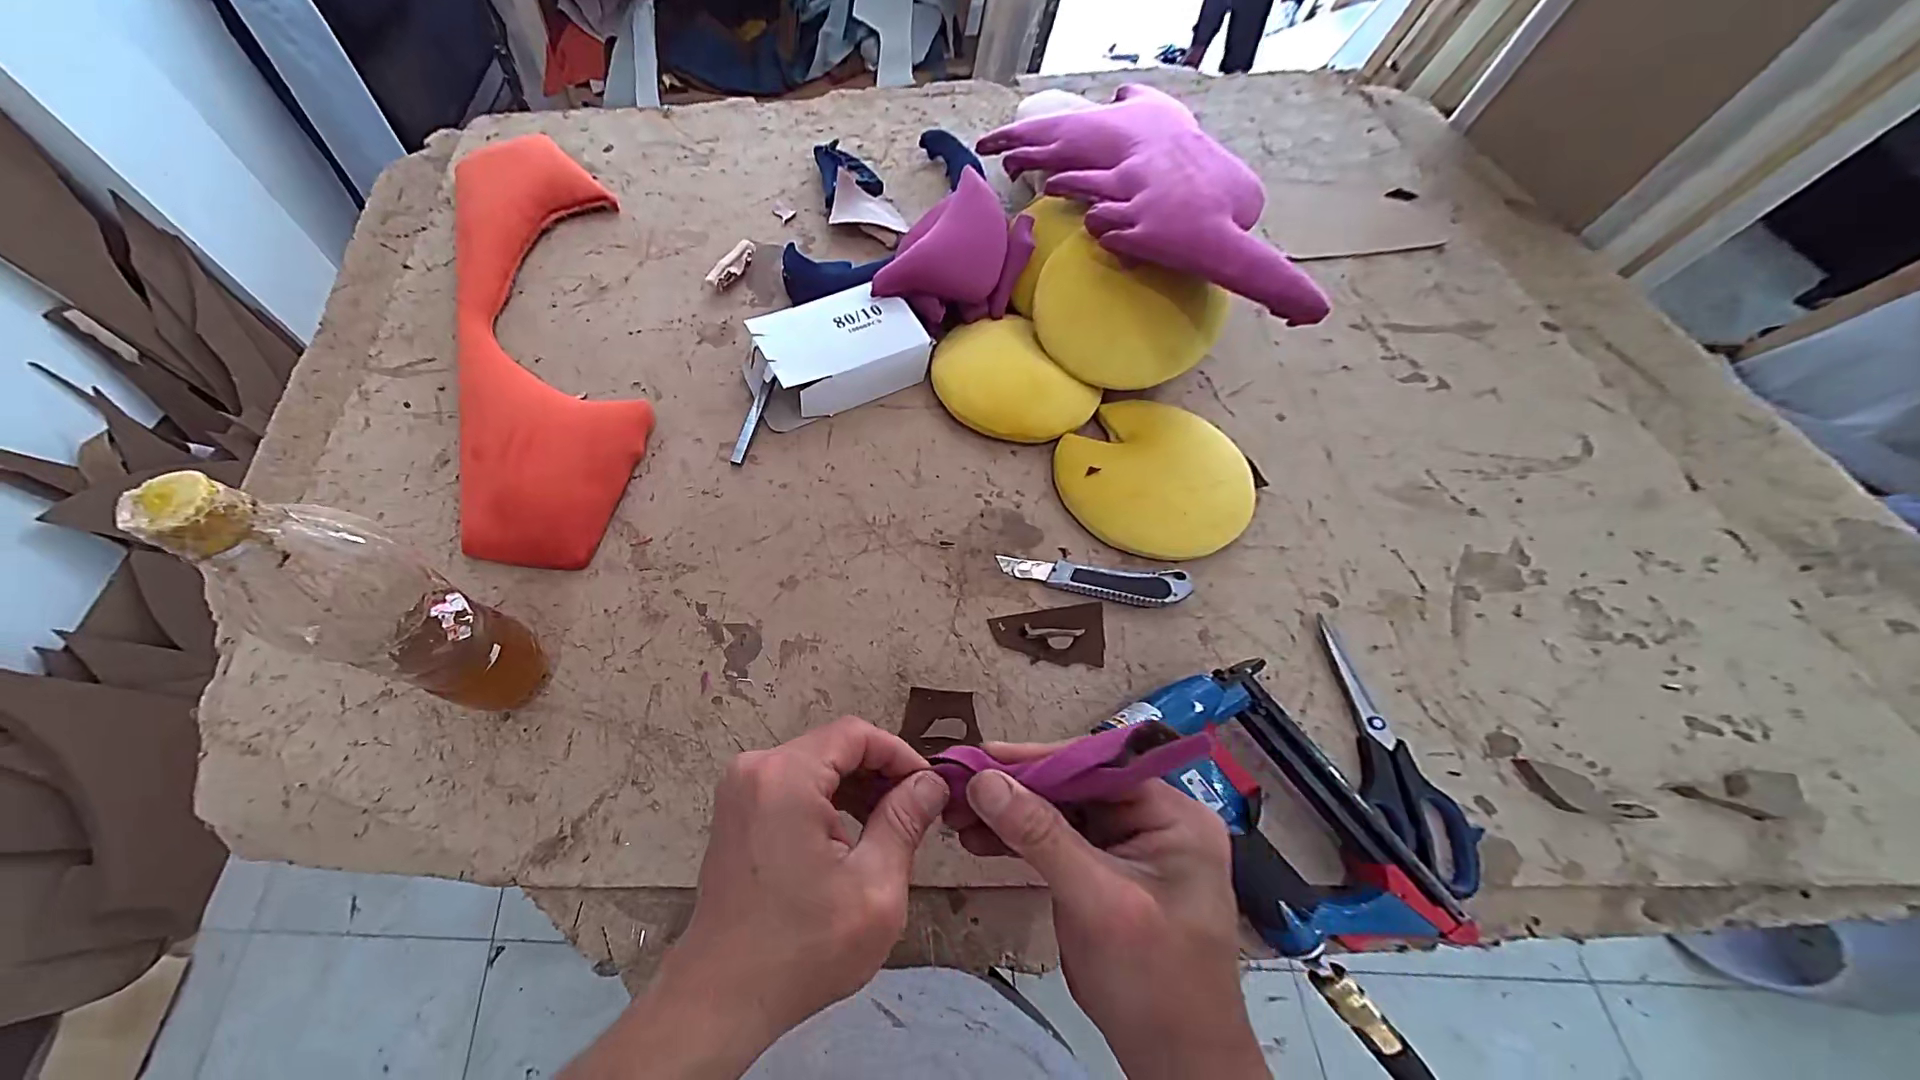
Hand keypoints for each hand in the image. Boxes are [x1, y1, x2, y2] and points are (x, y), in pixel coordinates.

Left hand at [562, 718, 949, 1079]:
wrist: (720, 1002)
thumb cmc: (802, 947)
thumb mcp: (873, 885)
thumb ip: (905, 821)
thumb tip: (930, 783)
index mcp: (784, 776)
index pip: (856, 734)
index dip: (899, 754)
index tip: (928, 788)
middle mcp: (755, 769)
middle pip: (834, 747)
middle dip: (880, 774)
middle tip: (915, 812)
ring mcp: (740, 790)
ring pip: (816, 766)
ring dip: (857, 788)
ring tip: (889, 828)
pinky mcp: (737, 813)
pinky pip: (794, 785)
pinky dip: (829, 801)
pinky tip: (851, 838)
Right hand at [959, 743, 1265, 1079]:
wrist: (1175, 1065)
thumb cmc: (1154, 984)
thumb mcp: (1096, 902)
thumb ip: (1041, 836)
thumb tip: (985, 780)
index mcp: (1172, 816)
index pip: (1100, 767)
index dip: (1040, 759)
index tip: (985, 756)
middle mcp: (1153, 821)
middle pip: (1076, 787)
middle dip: (1017, 789)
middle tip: (961, 788)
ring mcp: (1127, 847)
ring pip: (1060, 813)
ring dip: (1010, 814)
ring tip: (958, 816)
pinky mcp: (1104, 871)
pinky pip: (1058, 842)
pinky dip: (1019, 841)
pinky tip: (981, 840)